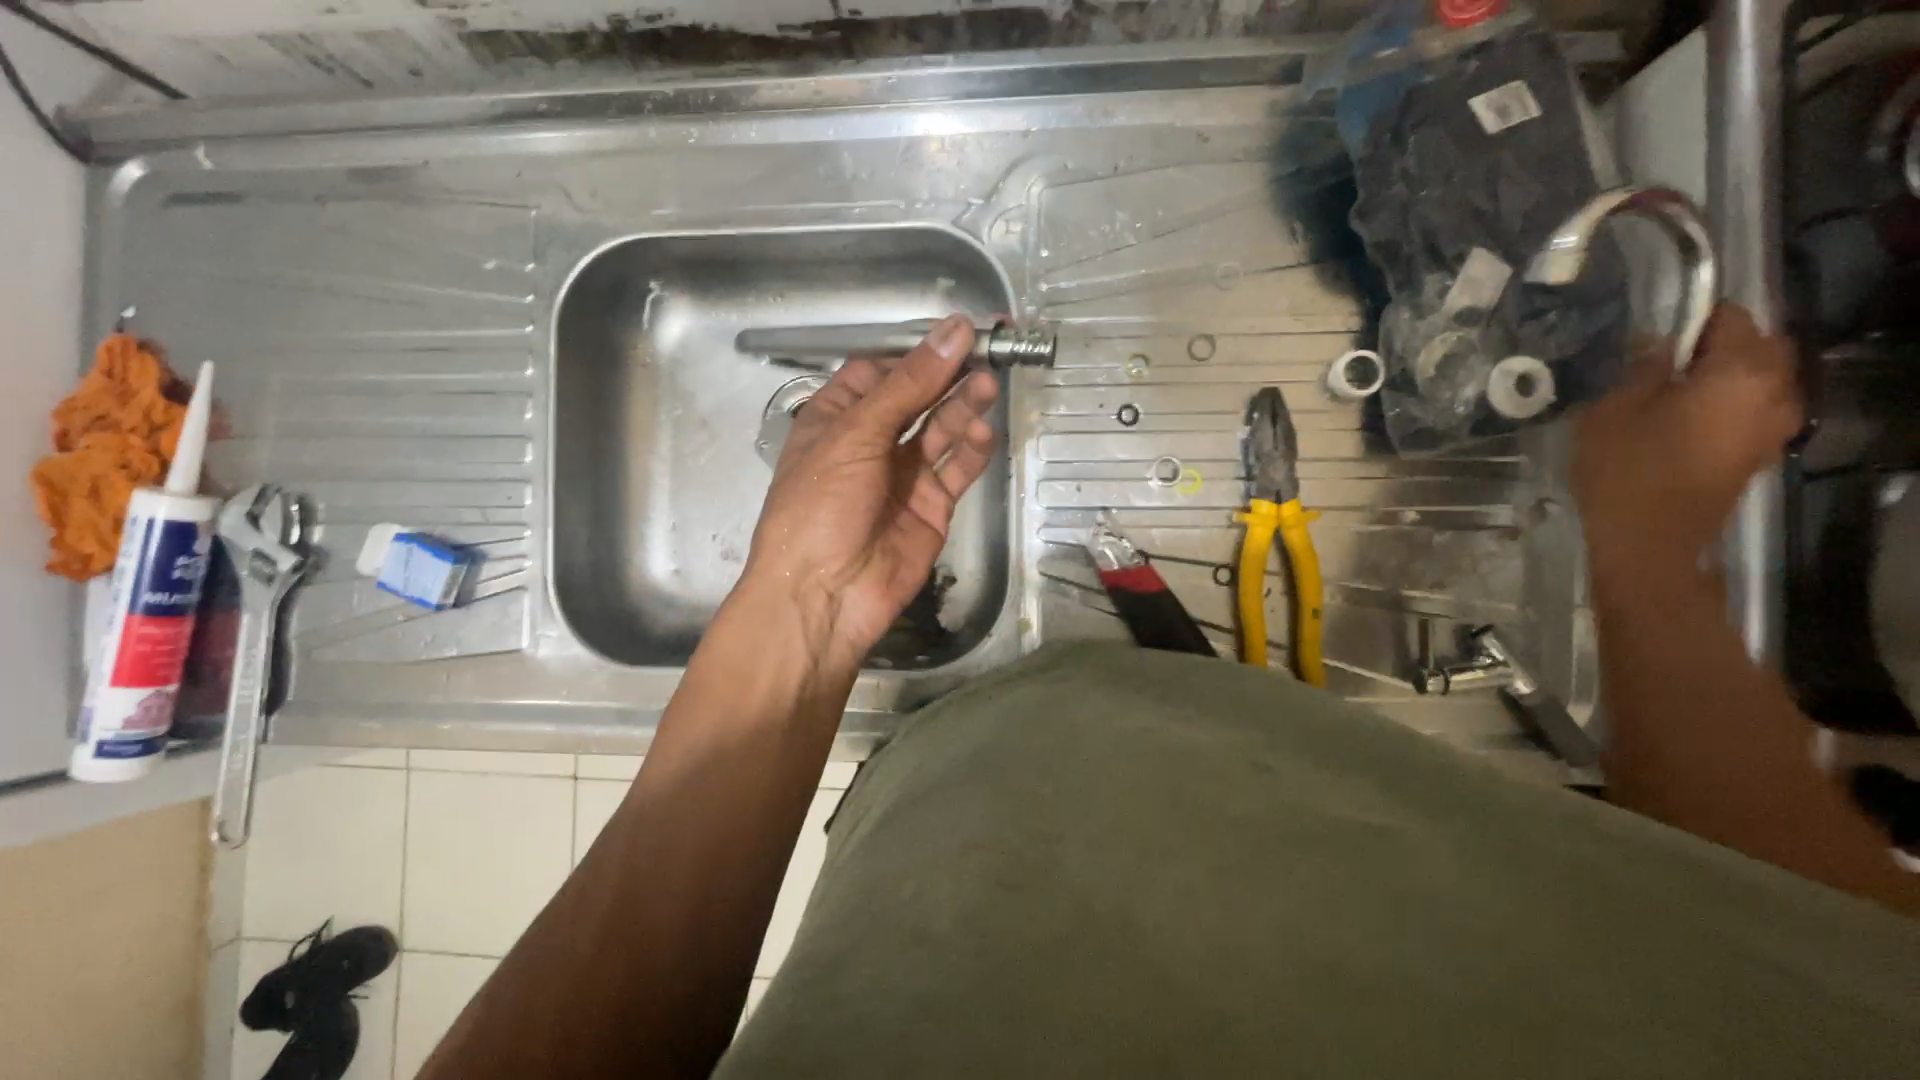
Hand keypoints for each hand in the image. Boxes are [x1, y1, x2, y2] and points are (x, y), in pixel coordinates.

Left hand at [740, 315, 999, 670]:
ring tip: (987, 386)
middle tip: (988, 349)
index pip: (878, 372)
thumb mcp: (855, 435)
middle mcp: (870, 443)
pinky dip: (971, 449)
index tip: (954, 332)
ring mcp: (902, 476)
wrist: (824, 595)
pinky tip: (982, 431)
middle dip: (947, 374)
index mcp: (835, 419)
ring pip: (940, 430)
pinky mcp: (931, 507)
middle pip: (916, 397)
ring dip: (962, 406)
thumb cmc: (820, 506)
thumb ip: (909, 384)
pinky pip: (956, 469)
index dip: (913, 352)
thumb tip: (954, 331)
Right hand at [1574, 304, 1801, 580]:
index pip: (1730, 317)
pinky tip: (1682, 420)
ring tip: (1669, 392)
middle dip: (1717, 345)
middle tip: (1663, 361)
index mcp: (1742, 370)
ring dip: (1723, 377)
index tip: (1653, 334)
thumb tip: (1657, 342)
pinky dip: (1724, 404)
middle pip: (1758, 345)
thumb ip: (1642, 368)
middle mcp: (1776, 390)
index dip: (1691, 318)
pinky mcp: (1760, 452)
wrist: (1649, 540)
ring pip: (1759, 379)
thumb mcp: (1613, 410)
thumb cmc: (1626, 469)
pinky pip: (1751, 409)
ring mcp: (1775, 424)